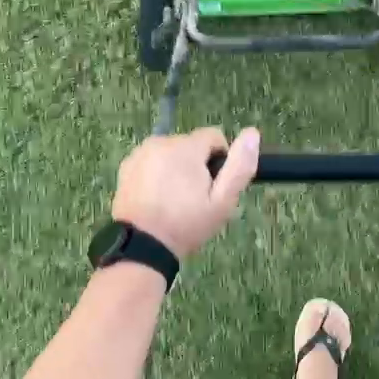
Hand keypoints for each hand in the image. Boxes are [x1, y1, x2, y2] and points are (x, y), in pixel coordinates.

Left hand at [111, 127, 259, 259]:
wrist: (142, 245)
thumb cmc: (186, 225)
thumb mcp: (222, 202)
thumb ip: (239, 166)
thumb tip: (252, 133)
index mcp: (185, 147)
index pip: (214, 137)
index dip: (220, 161)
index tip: (213, 187)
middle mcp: (160, 142)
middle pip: (190, 146)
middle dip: (197, 166)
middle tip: (195, 199)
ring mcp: (139, 154)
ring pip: (170, 154)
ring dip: (176, 169)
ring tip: (175, 202)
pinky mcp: (126, 167)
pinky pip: (151, 163)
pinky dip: (157, 175)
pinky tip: (157, 200)